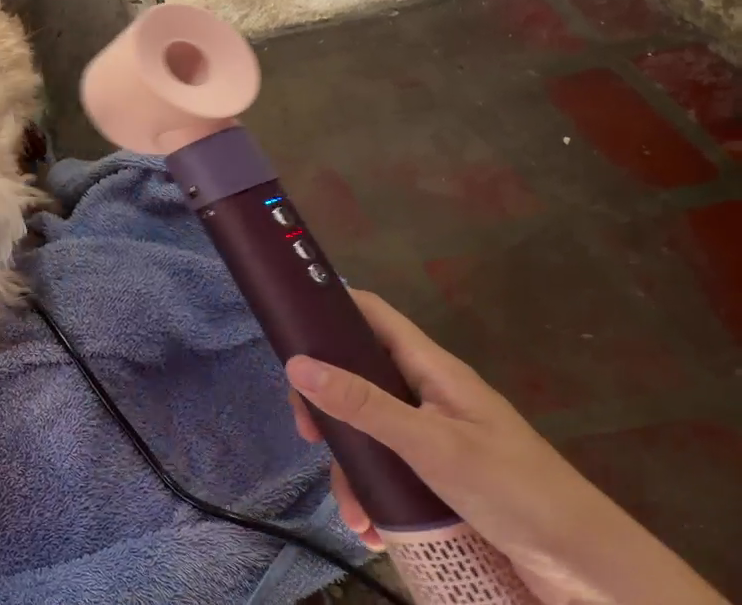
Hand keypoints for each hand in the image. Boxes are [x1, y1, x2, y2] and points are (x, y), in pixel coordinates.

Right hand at [284, 290, 727, 604]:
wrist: (592, 571)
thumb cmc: (516, 489)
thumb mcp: (431, 444)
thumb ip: (363, 404)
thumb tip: (293, 363)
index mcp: (431, 370)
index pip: (371, 314)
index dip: (328, 304)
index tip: (283, 317)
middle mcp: (427, 395)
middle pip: (355, 376)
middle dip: (324, 404)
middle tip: (307, 431)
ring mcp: (432, 436)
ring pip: (366, 431)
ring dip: (349, 466)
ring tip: (350, 510)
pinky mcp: (437, 476)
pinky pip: (386, 470)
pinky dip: (372, 495)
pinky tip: (369, 526)